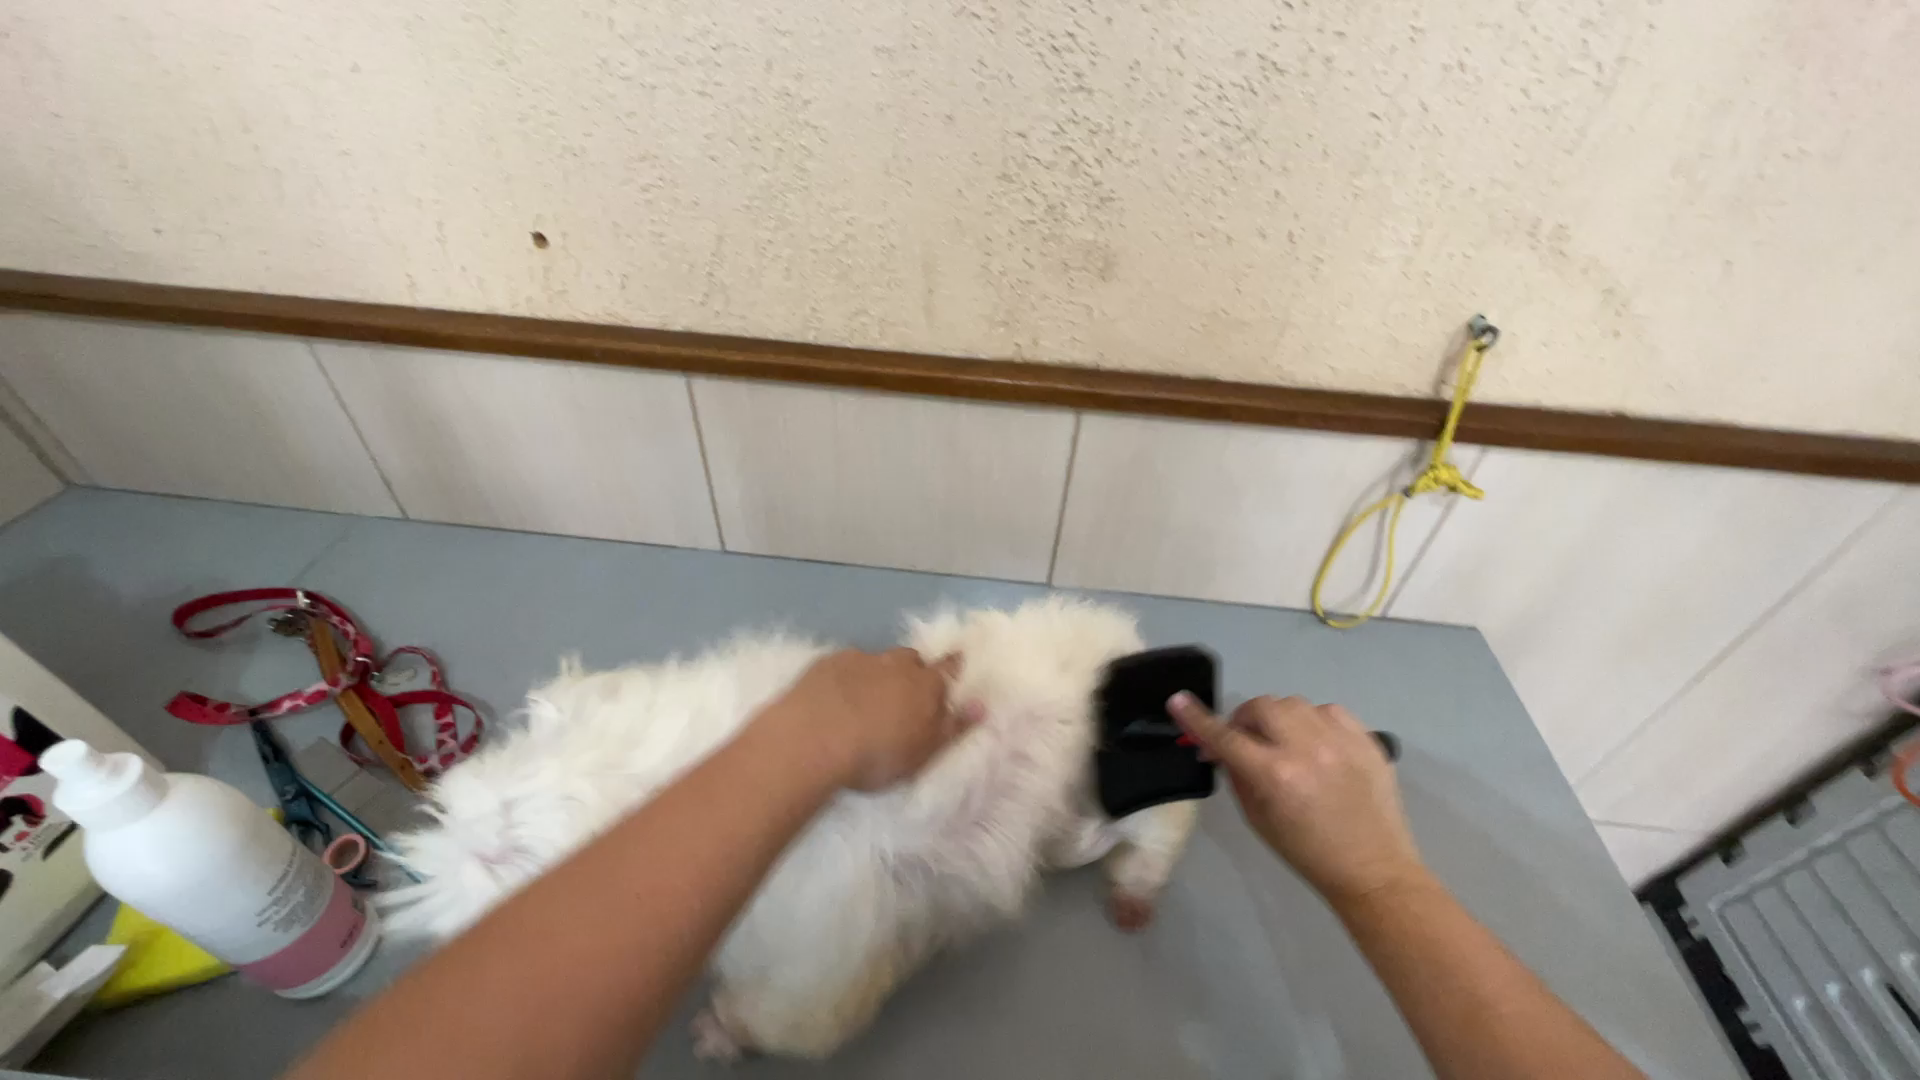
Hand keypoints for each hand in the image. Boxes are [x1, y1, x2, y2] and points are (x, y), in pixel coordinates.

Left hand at [770, 648, 973, 791]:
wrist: (813, 739)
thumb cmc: (876, 754)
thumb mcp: (923, 752)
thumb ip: (953, 728)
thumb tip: (981, 706)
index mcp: (925, 685)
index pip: (948, 669)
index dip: (953, 667)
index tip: (956, 663)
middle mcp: (896, 664)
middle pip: (911, 659)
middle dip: (913, 670)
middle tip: (906, 691)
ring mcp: (859, 659)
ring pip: (877, 659)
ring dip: (878, 672)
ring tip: (869, 695)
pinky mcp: (826, 663)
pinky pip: (845, 663)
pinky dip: (847, 675)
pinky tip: (837, 693)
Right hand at [1168, 693, 1425, 905]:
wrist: (1373, 870)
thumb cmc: (1306, 851)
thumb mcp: (1257, 818)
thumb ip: (1237, 773)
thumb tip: (1220, 746)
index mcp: (1275, 775)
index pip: (1225, 736)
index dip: (1197, 718)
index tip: (1178, 701)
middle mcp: (1307, 750)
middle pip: (1261, 706)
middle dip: (1245, 720)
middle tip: (1247, 740)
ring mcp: (1341, 742)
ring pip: (1294, 704)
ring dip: (1280, 719)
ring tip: (1286, 743)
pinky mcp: (1367, 741)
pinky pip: (1329, 710)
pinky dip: (1314, 721)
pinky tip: (1317, 743)